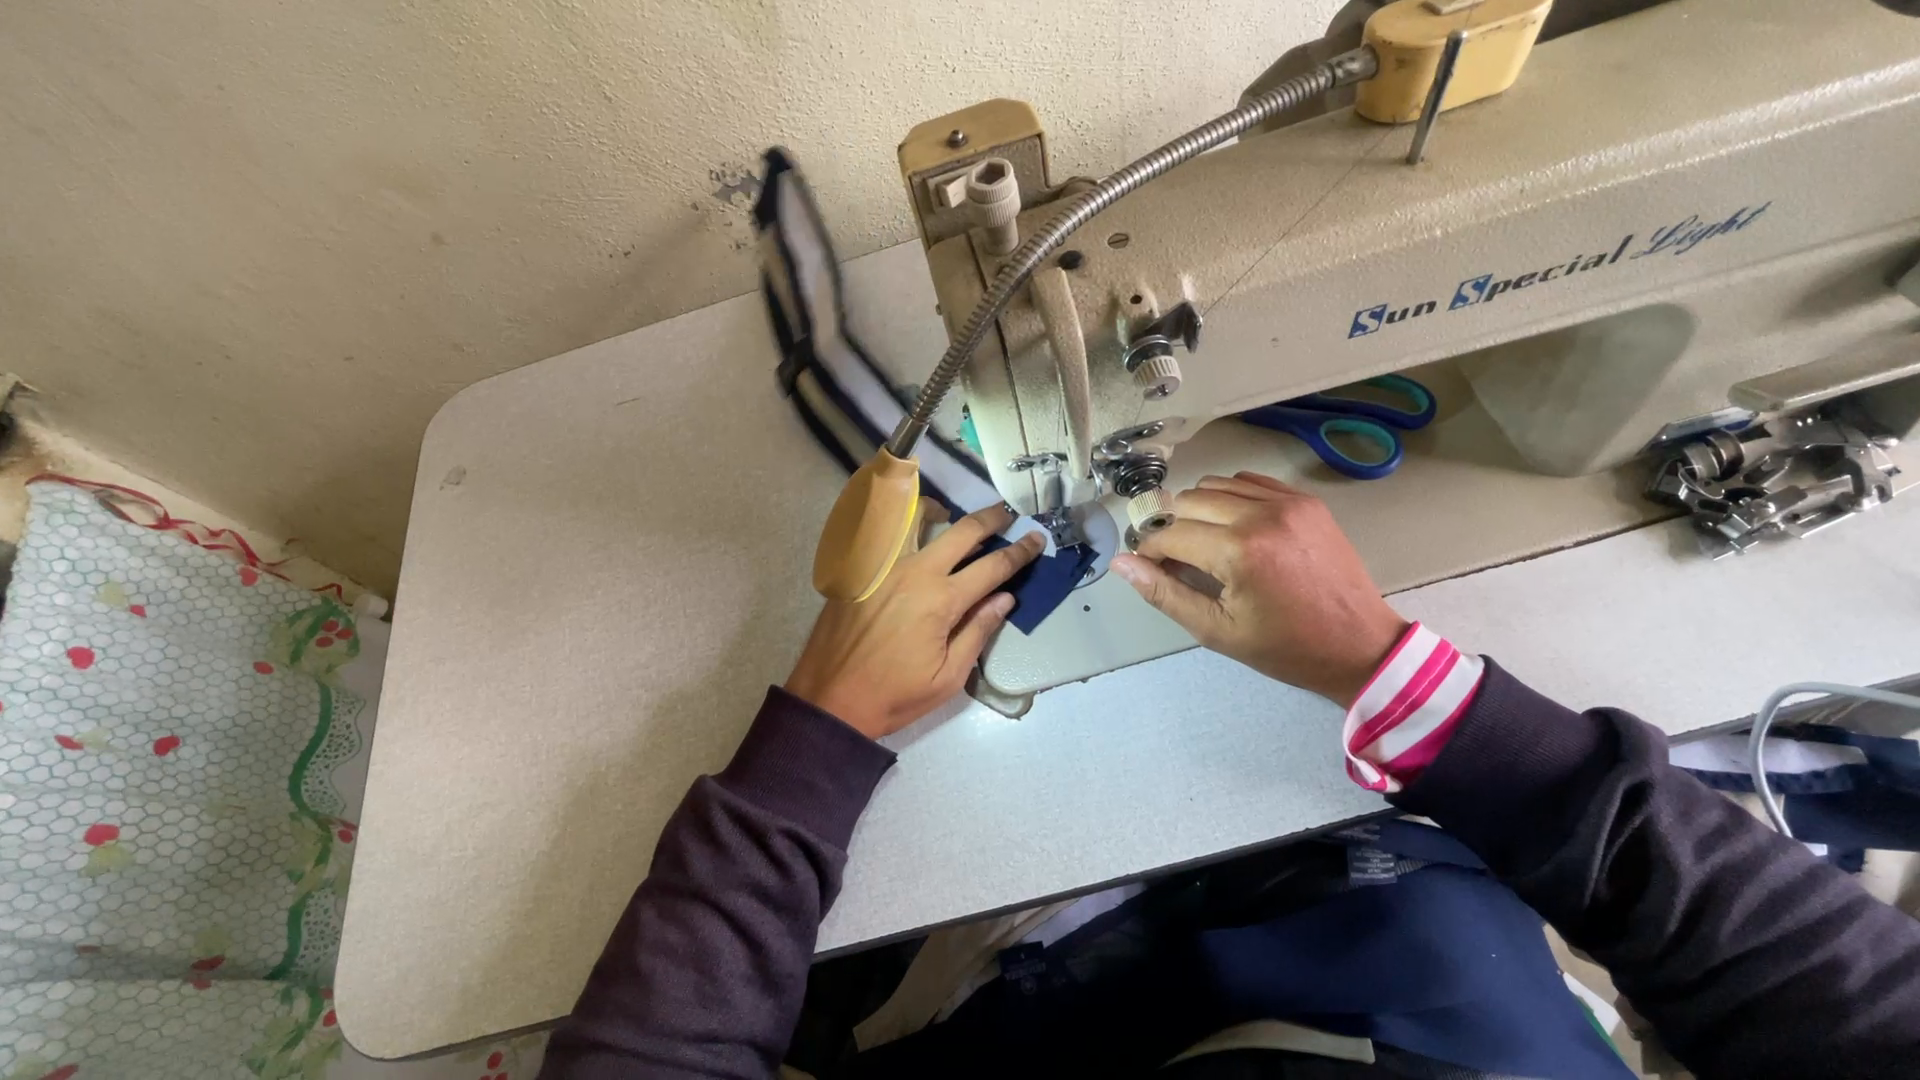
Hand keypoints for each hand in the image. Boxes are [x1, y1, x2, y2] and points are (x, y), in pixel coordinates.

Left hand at [786, 503, 1043, 738]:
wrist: (829, 700)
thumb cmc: (893, 696)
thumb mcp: (948, 678)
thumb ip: (978, 632)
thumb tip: (1004, 598)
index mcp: (941, 600)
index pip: (992, 566)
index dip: (1020, 551)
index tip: (1036, 539)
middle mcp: (913, 571)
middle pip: (961, 530)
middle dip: (990, 518)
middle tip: (1006, 513)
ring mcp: (881, 566)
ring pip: (912, 516)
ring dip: (935, 509)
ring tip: (945, 515)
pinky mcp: (857, 570)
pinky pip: (880, 532)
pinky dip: (896, 523)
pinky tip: (904, 535)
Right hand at [1109, 472, 1407, 706]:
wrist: (1359, 644)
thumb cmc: (1284, 647)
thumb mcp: (1216, 630)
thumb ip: (1164, 593)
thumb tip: (1121, 563)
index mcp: (1238, 551)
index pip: (1171, 534)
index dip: (1151, 550)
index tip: (1150, 567)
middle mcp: (1261, 515)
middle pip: (1188, 501)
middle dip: (1172, 527)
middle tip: (1177, 558)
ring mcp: (1287, 502)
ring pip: (1215, 485)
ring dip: (1199, 510)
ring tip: (1207, 543)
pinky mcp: (1304, 500)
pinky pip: (1249, 482)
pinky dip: (1230, 499)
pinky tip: (1235, 528)